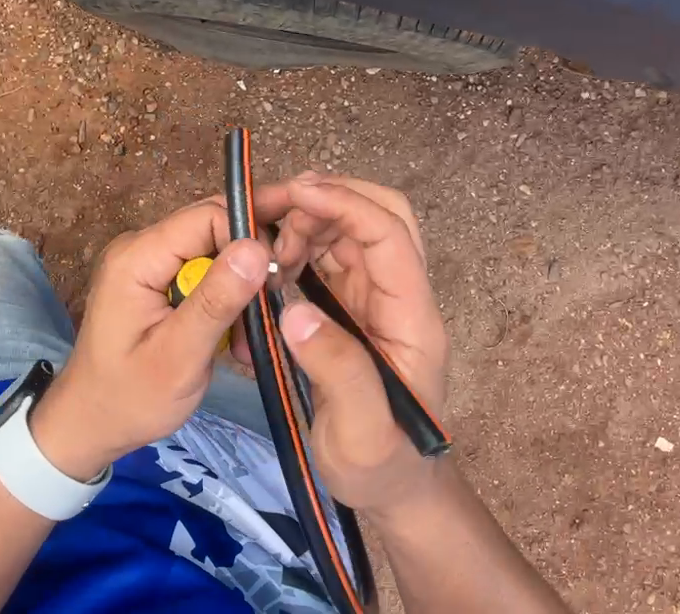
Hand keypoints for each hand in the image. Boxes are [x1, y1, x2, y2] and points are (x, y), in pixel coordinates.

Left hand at [28, 201, 269, 480]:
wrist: (90, 424)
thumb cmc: (130, 398)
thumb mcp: (179, 356)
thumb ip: (216, 300)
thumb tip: (257, 248)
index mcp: (138, 256)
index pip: (209, 215)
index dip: (249, 239)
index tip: (276, 281)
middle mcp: (142, 246)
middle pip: (214, 225)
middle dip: (252, 260)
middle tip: (276, 302)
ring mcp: (149, 261)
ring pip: (216, 249)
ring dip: (242, 287)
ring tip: (252, 334)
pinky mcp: (159, 279)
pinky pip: (206, 270)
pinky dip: (227, 298)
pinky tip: (237, 336)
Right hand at [265, 175, 449, 516]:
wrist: (391, 485)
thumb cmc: (381, 463)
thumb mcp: (361, 432)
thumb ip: (337, 371)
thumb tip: (296, 312)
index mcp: (412, 316)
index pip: (389, 235)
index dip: (345, 204)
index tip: (296, 193)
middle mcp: (398, 294)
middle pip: (380, 214)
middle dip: (330, 197)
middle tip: (275, 207)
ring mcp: (376, 296)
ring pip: (351, 228)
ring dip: (310, 220)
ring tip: (267, 248)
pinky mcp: (352, 303)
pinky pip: (330, 252)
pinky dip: (301, 243)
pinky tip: (273, 264)